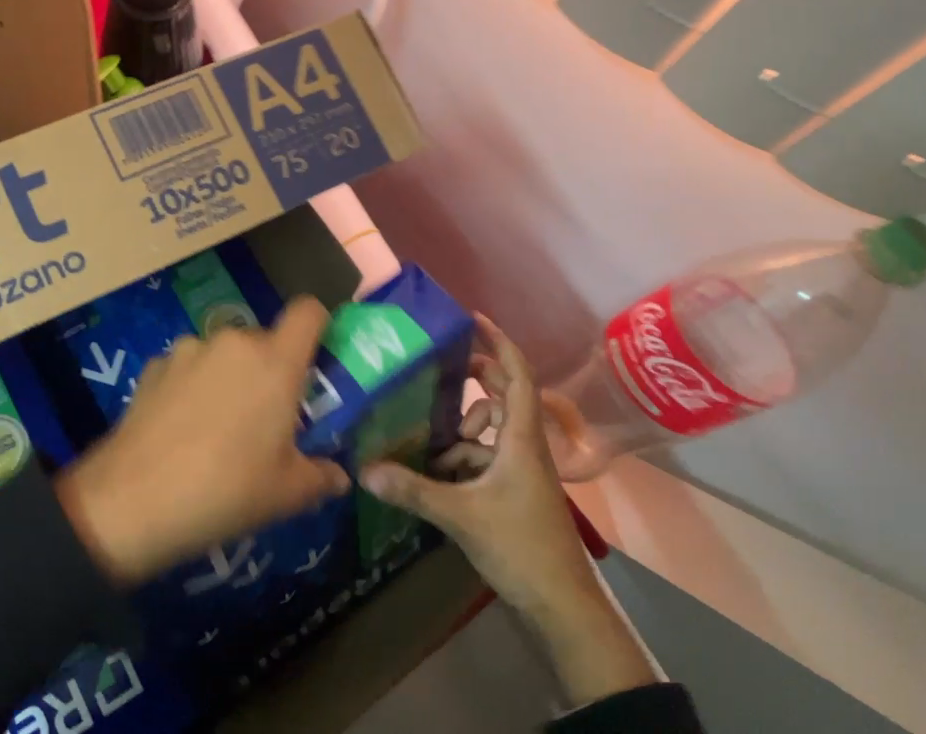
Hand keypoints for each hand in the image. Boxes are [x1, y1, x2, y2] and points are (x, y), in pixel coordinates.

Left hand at [55, 296, 351, 586]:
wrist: (131, 502)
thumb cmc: (226, 492)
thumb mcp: (286, 494)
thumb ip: (321, 476)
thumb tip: (340, 476)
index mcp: (275, 362)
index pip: (308, 312)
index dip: (320, 326)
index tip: (319, 360)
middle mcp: (232, 343)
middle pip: (264, 341)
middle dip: (271, 371)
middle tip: (268, 419)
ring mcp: (186, 351)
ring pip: (223, 355)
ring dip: (228, 379)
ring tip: (219, 429)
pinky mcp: (152, 367)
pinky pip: (187, 369)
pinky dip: (192, 388)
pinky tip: (180, 431)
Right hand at [361, 314, 654, 706]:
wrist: (560, 603)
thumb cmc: (520, 547)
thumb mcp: (460, 515)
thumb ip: (412, 490)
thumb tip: (364, 470)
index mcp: (521, 440)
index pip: (517, 376)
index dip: (499, 344)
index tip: (473, 320)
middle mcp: (525, 448)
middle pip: (505, 398)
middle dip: (476, 381)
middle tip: (441, 370)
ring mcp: (522, 472)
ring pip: (492, 433)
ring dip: (463, 431)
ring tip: (431, 446)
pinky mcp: (515, 494)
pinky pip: (486, 461)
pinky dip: (463, 461)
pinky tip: (436, 477)